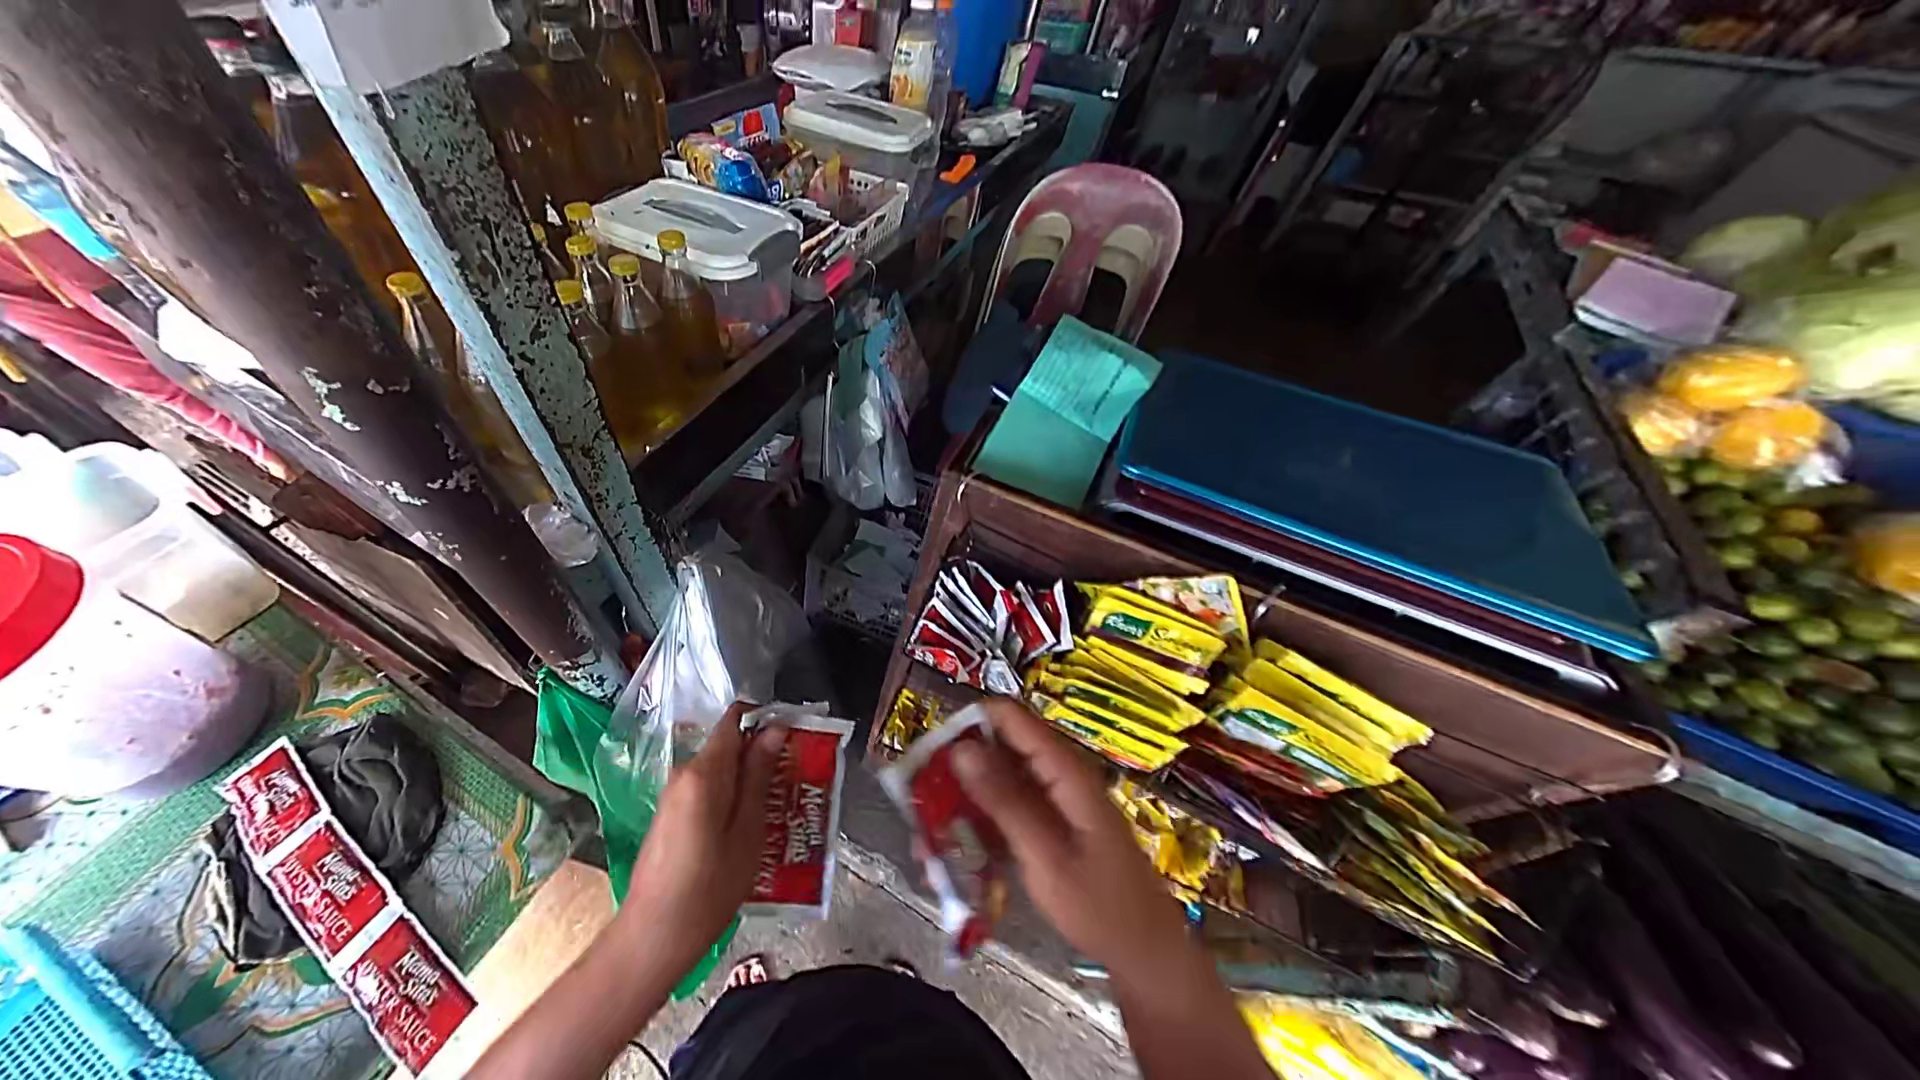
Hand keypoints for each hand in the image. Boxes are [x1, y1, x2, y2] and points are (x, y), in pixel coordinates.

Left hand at [619, 703, 785, 978]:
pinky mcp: (671, 814)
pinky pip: (709, 788)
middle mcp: (684, 773)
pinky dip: (732, 795)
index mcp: (704, 771)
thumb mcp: (748, 829)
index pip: (735, 718)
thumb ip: (759, 774)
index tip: (794, 736)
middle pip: (729, 743)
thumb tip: (774, 729)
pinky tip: (751, 825)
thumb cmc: (709, 887)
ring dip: (750, 777)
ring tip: (779, 804)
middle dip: (763, 752)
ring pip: (721, 768)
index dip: (766, 718)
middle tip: (795, 776)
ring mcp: (674, 795)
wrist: (653, 938)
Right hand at [950, 699, 1192, 978]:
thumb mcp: (1045, 856)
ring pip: (999, 780)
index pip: (1011, 718)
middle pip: (1000, 747)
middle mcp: (1059, 775)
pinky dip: (982, 822)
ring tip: (930, 832)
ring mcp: (1055, 799)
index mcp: (1065, 770)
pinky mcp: (1050, 823)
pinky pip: (1008, 808)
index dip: (968, 723)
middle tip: (921, 799)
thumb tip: (961, 748)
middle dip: (959, 767)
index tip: (928, 750)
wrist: (1144, 951)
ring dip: (965, 800)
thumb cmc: (1100, 907)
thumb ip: (1003, 800)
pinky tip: (958, 850)